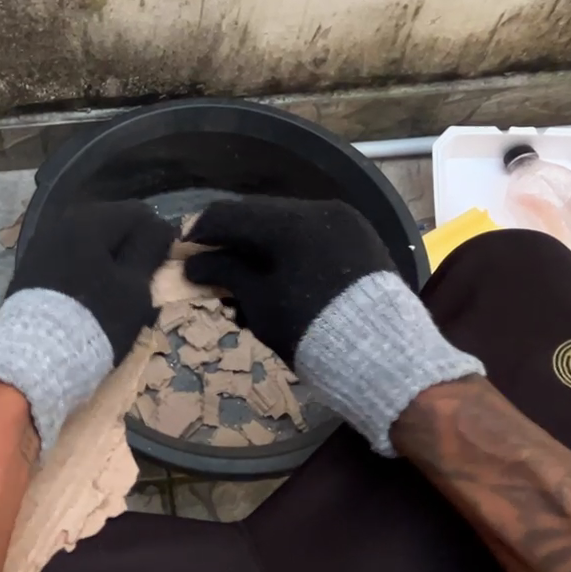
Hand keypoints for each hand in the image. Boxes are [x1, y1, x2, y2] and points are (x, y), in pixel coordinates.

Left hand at [8, 201, 176, 357]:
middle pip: (110, 223)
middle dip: (129, 246)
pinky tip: (88, 295)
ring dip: (106, 258)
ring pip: (88, 241)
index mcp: (91, 220)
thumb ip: (149, 251)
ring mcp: (42, 243)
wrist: (35, 356)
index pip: (138, 213)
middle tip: (142, 280)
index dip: (157, 235)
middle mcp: (62, 221)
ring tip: (116, 291)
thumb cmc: (94, 318)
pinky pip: (68, 257)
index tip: (164, 264)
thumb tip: (160, 227)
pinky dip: (84, 269)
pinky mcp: (29, 266)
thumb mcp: (134, 287)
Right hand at [184, 197, 481, 453]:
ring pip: (286, 224)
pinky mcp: (361, 241)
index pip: (231, 214)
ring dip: (258, 243)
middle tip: (208, 260)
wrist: (389, 361)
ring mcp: (345, 223)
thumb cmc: (314, 332)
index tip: (182, 248)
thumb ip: (224, 273)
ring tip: (240, 272)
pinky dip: (287, 249)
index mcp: (291, 222)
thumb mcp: (260, 303)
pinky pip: (311, 235)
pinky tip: (274, 272)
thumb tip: (192, 263)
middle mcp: (320, 210)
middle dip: (230, 237)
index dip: (201, 230)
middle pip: (260, 215)